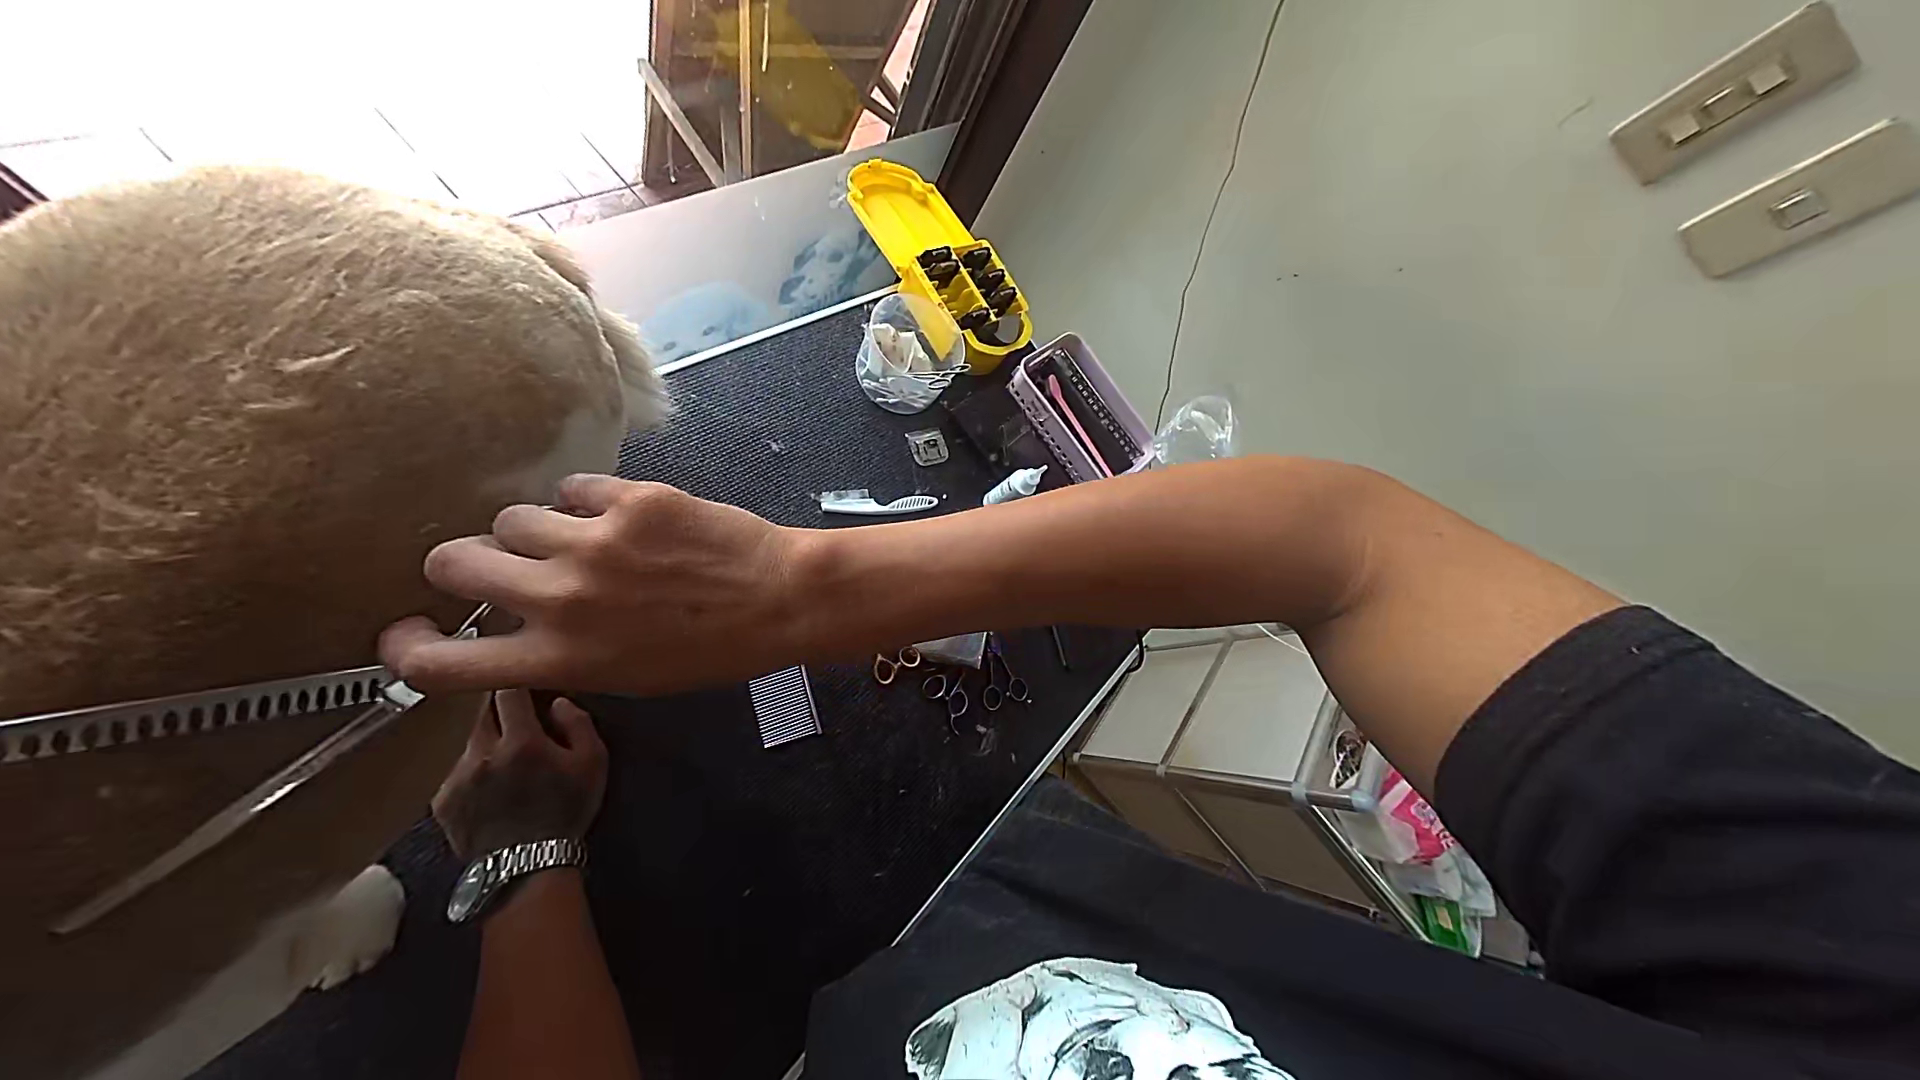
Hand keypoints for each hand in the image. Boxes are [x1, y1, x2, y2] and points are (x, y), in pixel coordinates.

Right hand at [380, 475, 812, 695]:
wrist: (781, 599)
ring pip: (513, 516)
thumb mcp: (630, 675)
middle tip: (499, 561)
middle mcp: (563, 600)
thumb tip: (521, 627)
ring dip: (534, 528)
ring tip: (575, 535)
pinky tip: (619, 514)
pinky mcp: (632, 501)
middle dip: (466, 562)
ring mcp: (595, 543)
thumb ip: (566, 653)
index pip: (436, 665)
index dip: (406, 646)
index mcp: (561, 658)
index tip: (408, 629)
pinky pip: (575, 488)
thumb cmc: (715, 649)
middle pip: (453, 561)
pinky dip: (586, 501)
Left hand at [433, 690, 607, 859]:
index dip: (518, 684)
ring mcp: (456, 777)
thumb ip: (578, 724)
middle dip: (500, 708)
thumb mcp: (593, 763)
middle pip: (481, 712)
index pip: (508, 693)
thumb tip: (558, 701)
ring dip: (486, 738)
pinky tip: (489, 781)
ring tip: (504, 752)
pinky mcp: (440, 800)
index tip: (527, 684)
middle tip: (519, 714)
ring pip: (468, 740)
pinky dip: (472, 766)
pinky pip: (456, 768)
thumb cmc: (567, 809)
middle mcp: (481, 753)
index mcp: (521, 741)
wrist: (526, 866)